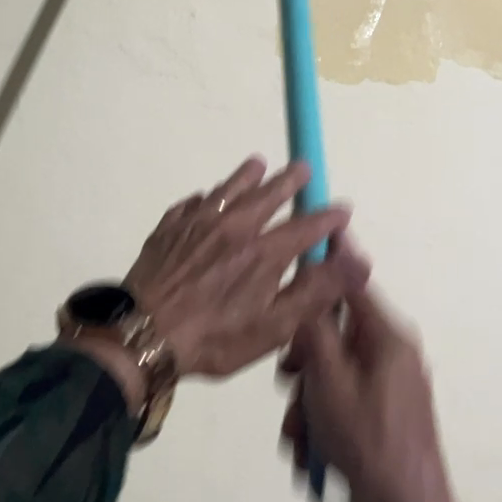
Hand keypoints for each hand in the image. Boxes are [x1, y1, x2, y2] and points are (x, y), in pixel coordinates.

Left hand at [123, 156, 354, 379]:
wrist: (145, 332)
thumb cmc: (215, 338)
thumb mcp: (274, 327)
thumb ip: (314, 291)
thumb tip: (356, 261)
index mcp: (263, 253)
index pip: (305, 227)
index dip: (326, 218)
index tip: (341, 209)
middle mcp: (233, 228)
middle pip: (266, 195)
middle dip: (288, 181)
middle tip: (302, 168)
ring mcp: (196, 224)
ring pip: (226, 190)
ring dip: (245, 176)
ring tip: (257, 164)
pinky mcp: (168, 227)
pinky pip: (192, 204)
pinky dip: (205, 198)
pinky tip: (205, 198)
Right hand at [280, 236, 450, 501]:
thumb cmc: (365, 438)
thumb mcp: (326, 376)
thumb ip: (317, 322)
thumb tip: (330, 264)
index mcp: (385, 337)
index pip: (349, 280)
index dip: (321, 260)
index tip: (298, 235)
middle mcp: (391, 353)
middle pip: (331, 331)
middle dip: (302, 360)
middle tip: (289, 383)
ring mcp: (391, 385)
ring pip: (330, 369)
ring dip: (306, 397)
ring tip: (301, 432)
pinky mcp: (386, 413)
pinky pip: (341, 397)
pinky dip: (322, 417)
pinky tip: (312, 448)